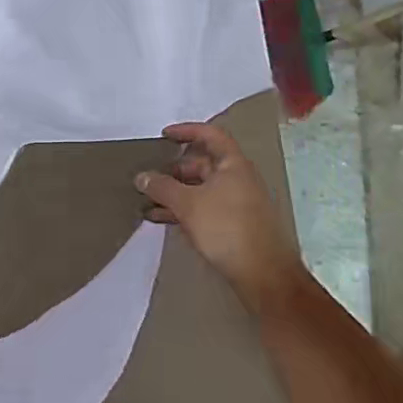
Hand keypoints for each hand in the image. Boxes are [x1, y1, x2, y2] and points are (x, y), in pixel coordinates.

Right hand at [136, 121, 302, 303]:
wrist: (260, 272)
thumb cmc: (226, 228)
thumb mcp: (187, 204)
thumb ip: (161, 187)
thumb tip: (141, 176)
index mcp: (233, 165)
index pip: (210, 136)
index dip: (187, 131)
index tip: (163, 136)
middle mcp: (236, 179)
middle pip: (201, 164)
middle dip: (172, 169)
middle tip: (148, 176)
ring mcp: (234, 202)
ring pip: (198, 189)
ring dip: (172, 192)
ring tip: (145, 200)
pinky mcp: (229, 224)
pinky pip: (200, 208)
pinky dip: (180, 209)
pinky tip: (158, 218)